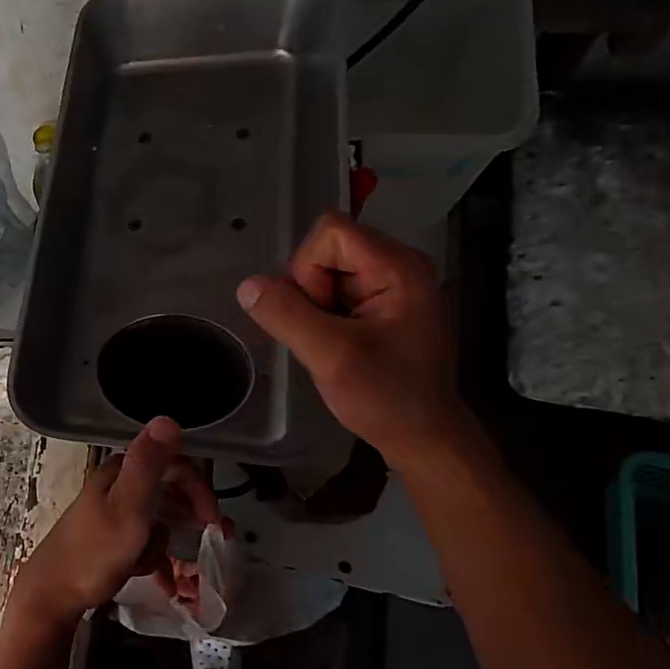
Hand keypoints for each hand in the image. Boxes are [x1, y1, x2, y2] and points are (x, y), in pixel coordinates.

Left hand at [12, 417, 221, 629]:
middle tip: (204, 550)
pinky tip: (164, 585)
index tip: (214, 521)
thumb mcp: (127, 508)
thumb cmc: (93, 553)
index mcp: (119, 473)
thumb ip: (148, 465)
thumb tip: (168, 418)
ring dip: (170, 547)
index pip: (172, 465)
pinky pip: (142, 544)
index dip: (199, 489)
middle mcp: (115, 487)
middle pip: (167, 494)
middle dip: (189, 523)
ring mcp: (111, 514)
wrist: (51, 596)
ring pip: (157, 523)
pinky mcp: (108, 540)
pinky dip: (155, 561)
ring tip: (178, 576)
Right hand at [236, 212, 469, 468]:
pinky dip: (325, 316)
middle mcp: (399, 265)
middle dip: (311, 291)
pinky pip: (336, 292)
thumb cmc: (385, 397)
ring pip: (326, 273)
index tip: (321, 314)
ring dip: (315, 307)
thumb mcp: (330, 357)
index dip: (308, 269)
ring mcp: (393, 285)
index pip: (330, 232)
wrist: (422, 436)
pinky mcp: (384, 305)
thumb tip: (247, 285)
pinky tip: (339, 345)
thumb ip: (286, 315)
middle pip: (327, 249)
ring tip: (335, 343)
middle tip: (328, 334)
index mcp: (398, 267)